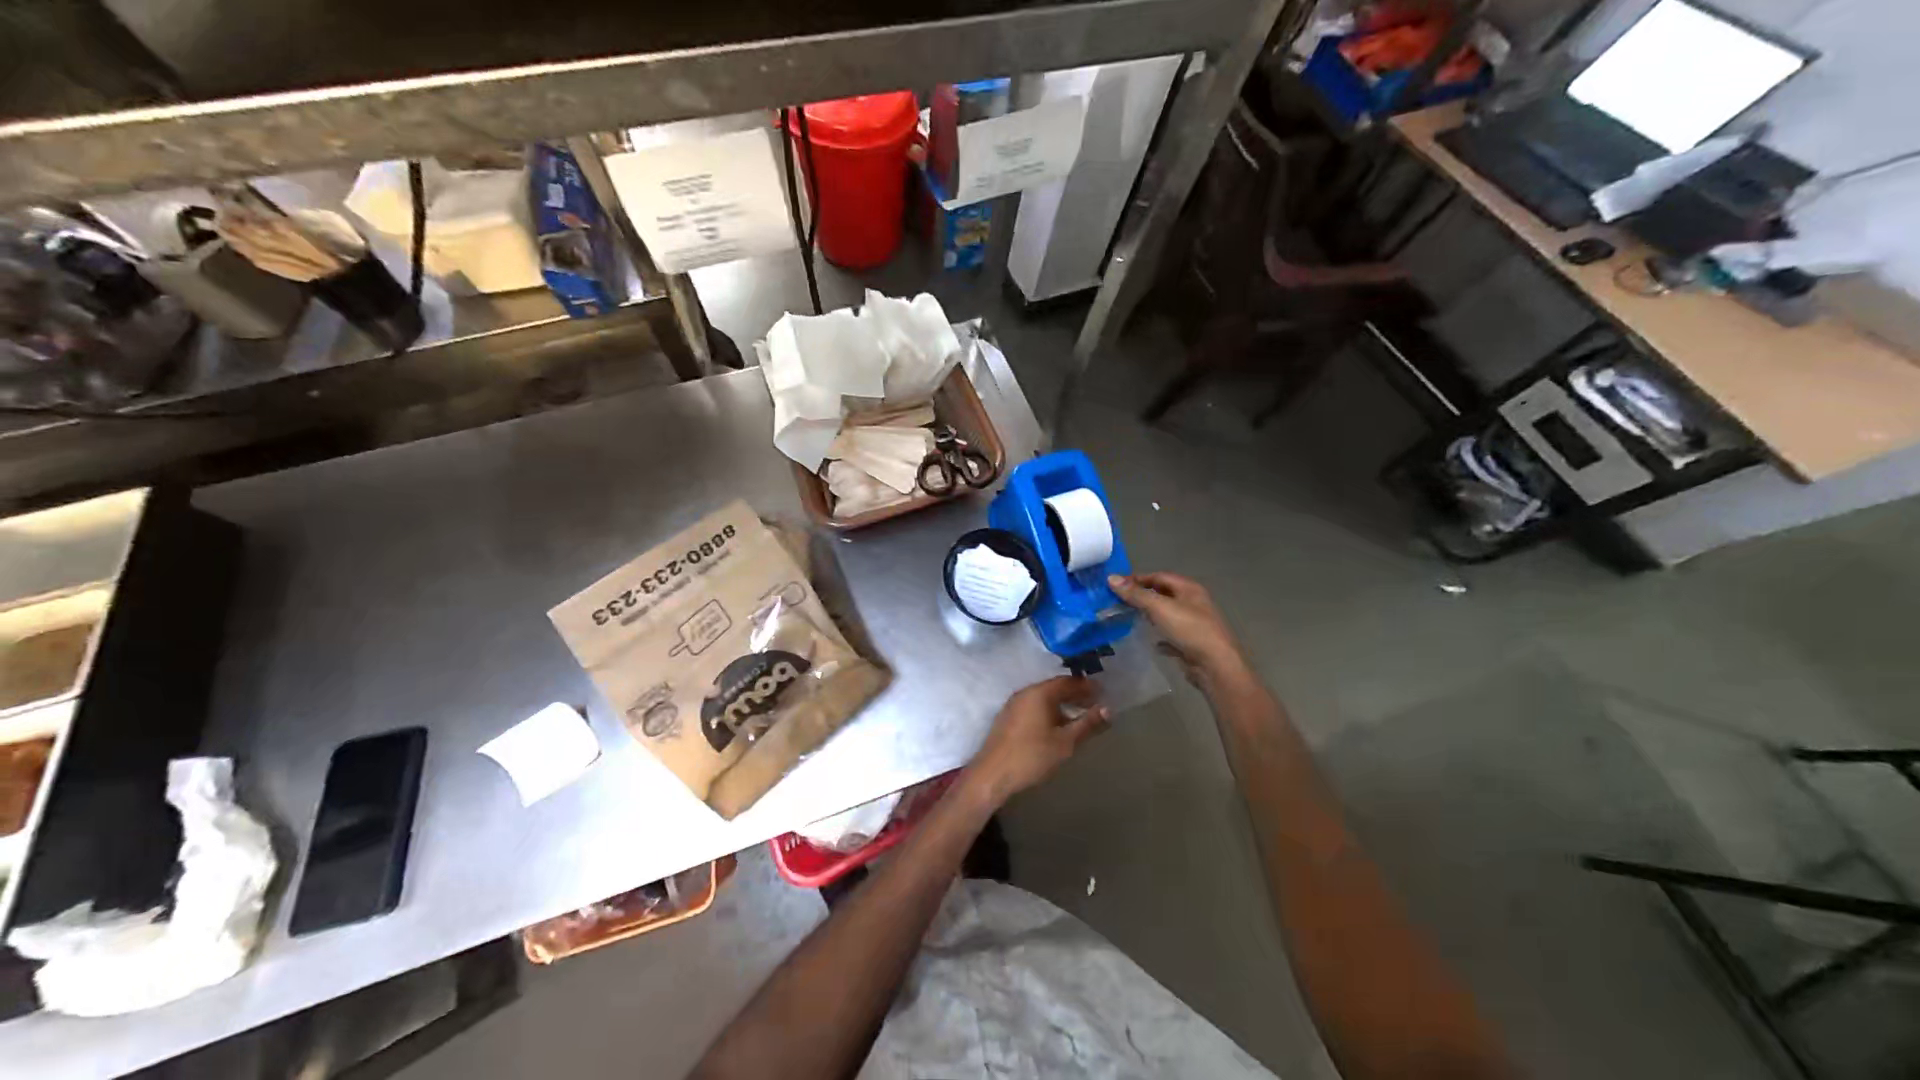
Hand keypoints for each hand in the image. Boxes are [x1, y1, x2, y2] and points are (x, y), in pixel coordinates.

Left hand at [965, 676, 1108, 805]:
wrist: (992, 775)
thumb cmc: (1031, 756)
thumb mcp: (1065, 742)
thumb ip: (1088, 724)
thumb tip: (1108, 709)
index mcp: (1039, 693)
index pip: (1067, 681)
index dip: (1086, 686)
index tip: (1102, 692)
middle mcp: (1024, 693)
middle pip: (1054, 688)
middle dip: (1075, 695)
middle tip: (1094, 704)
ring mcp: (1013, 705)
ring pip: (1043, 699)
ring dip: (1062, 705)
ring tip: (1079, 717)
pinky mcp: (1007, 719)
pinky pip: (1033, 708)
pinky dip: (1049, 712)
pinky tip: (1056, 727)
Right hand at [1108, 572, 1247, 688]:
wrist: (1215, 665)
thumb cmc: (1188, 629)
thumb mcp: (1159, 607)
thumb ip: (1135, 594)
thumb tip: (1111, 578)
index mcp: (1189, 589)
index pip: (1159, 576)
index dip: (1137, 578)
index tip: (1116, 585)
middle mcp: (1193, 603)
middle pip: (1163, 594)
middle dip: (1142, 596)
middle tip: (1119, 601)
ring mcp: (1194, 624)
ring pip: (1167, 614)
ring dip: (1150, 615)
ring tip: (1130, 618)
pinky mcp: (1192, 644)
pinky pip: (1172, 636)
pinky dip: (1160, 636)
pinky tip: (1150, 641)